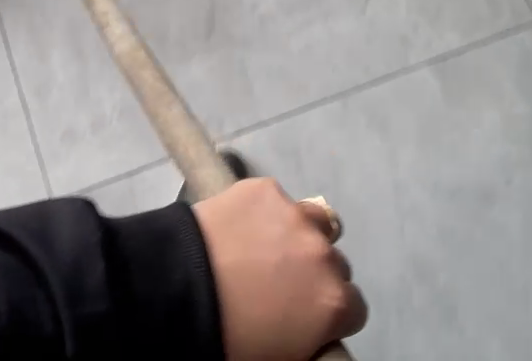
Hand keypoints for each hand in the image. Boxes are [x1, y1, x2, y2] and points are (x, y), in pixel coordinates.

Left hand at [192, 177, 366, 360]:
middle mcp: (323, 254)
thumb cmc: (230, 335)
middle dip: (314, 273)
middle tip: (280, 282)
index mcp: (335, 303)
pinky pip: (276, 200)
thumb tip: (312, 330)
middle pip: (333, 263)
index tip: (305, 314)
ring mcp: (294, 215)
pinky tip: (241, 225)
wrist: (177, 289)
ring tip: (267, 245)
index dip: (328, 312)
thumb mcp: (282, 356)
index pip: (354, 307)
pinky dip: (265, 212)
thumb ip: (310, 340)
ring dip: (300, 234)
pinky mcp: (264, 189)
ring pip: (314, 221)